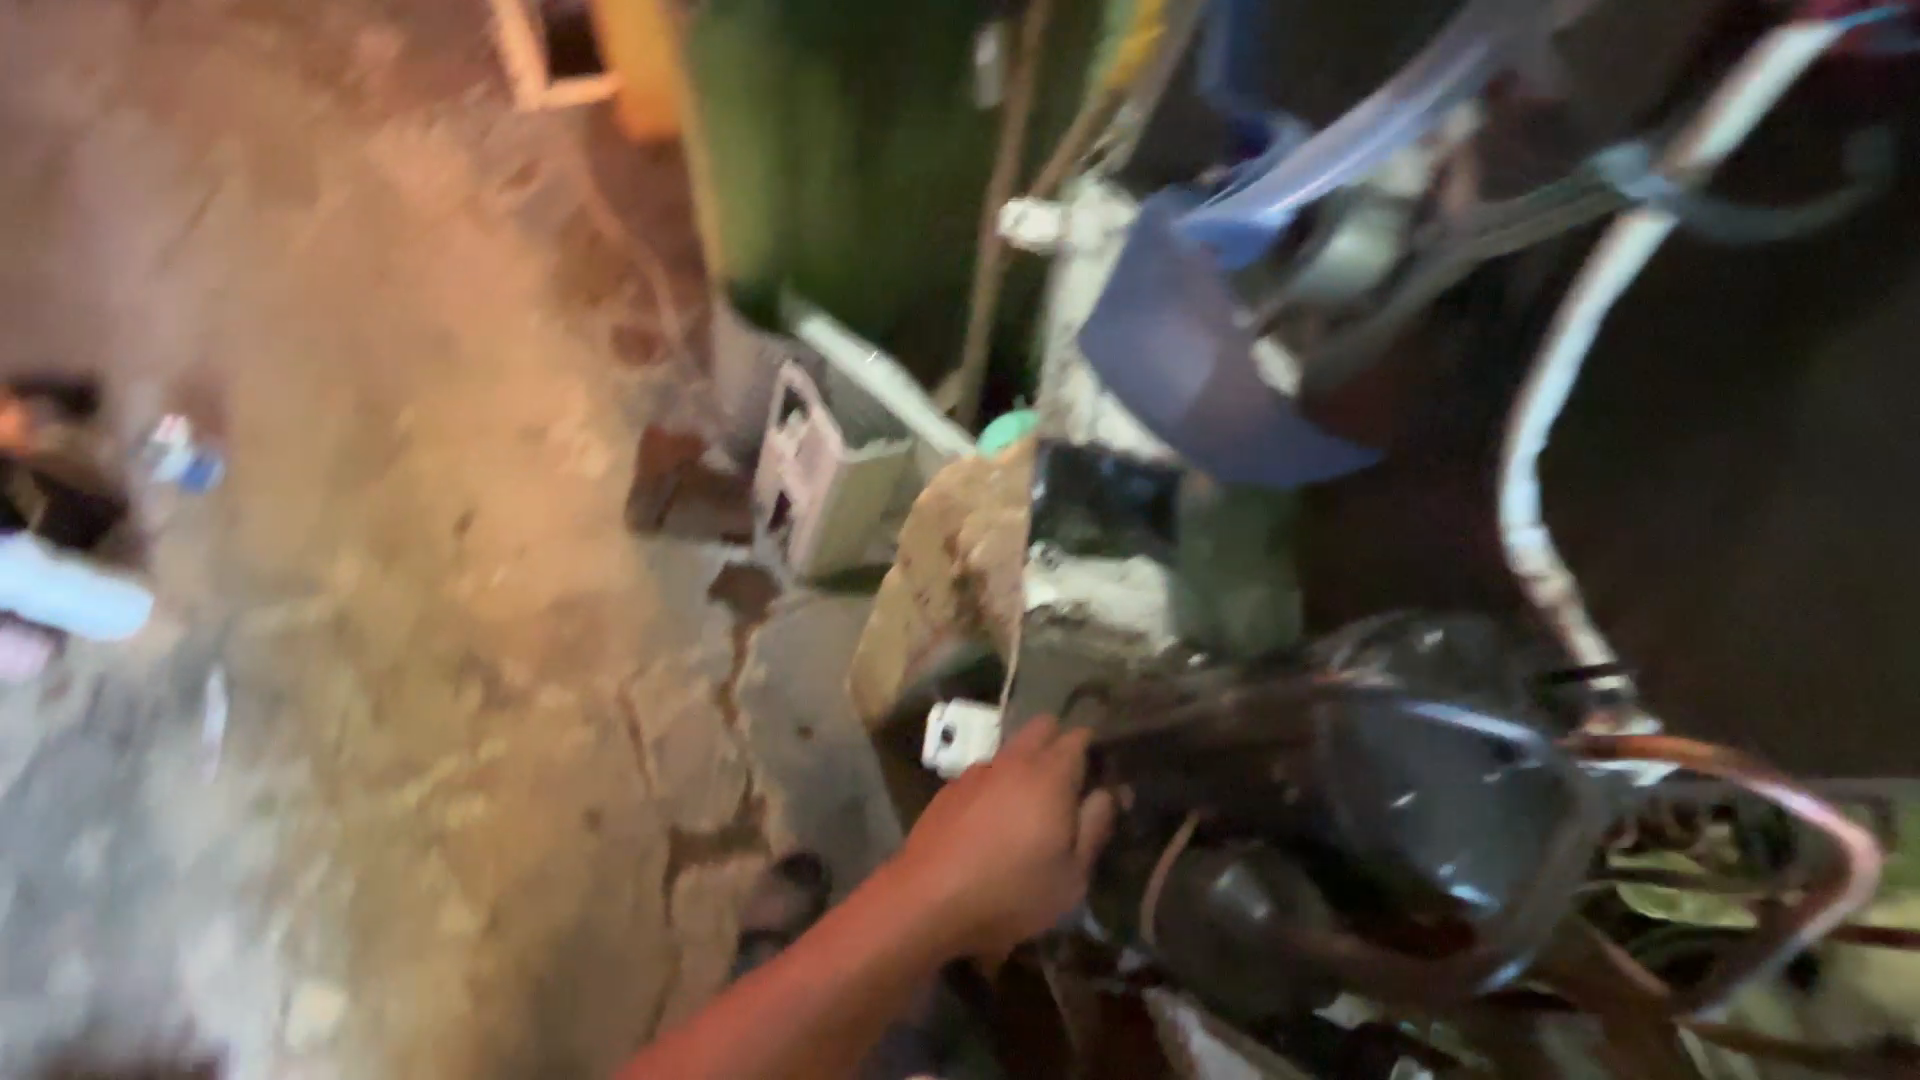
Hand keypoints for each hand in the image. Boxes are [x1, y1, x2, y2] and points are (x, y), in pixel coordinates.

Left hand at [889, 716, 1116, 963]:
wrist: (927, 901)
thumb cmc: (1011, 892)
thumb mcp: (1071, 876)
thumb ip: (1095, 826)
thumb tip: (1107, 792)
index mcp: (1050, 774)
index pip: (1079, 736)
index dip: (1095, 751)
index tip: (1101, 777)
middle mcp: (1013, 761)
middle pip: (1043, 728)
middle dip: (1059, 745)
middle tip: (1068, 789)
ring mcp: (977, 771)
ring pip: (1011, 751)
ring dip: (1025, 768)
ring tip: (1027, 813)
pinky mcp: (950, 789)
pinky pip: (985, 775)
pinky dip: (996, 788)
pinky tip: (990, 825)